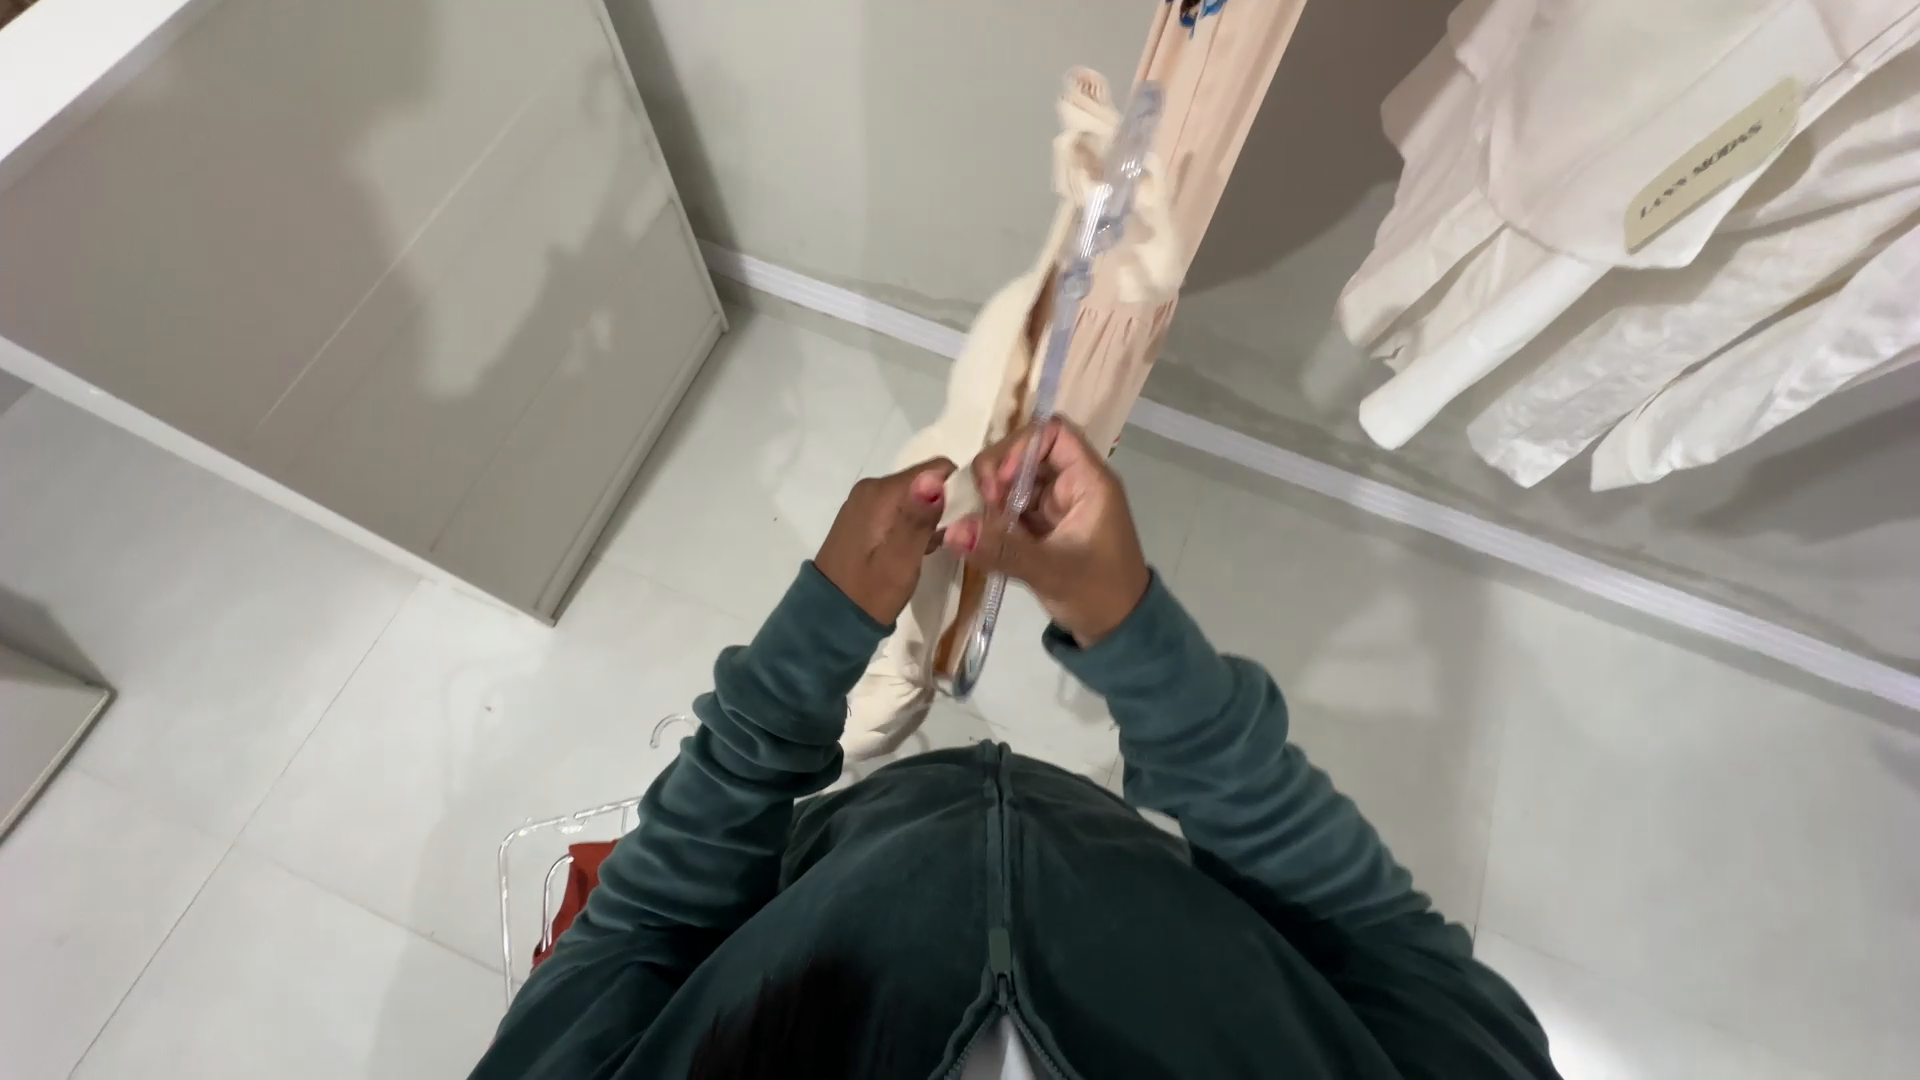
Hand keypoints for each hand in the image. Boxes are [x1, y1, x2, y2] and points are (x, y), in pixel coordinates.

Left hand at [815, 458, 955, 623]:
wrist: (828, 619)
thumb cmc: (869, 594)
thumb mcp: (900, 562)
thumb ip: (918, 519)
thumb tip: (935, 478)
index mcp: (881, 493)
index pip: (938, 469)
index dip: (961, 489)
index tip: (969, 521)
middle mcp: (872, 488)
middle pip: (927, 480)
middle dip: (948, 504)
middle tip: (956, 539)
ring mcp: (866, 502)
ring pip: (917, 496)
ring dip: (934, 518)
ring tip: (940, 547)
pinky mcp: (865, 517)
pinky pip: (902, 509)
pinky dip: (917, 525)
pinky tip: (920, 550)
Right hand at [944, 420, 1148, 644]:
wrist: (1119, 634)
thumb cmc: (1099, 595)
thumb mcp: (1050, 571)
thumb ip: (1002, 549)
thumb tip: (952, 531)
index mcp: (1089, 481)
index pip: (1053, 433)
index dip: (1021, 447)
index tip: (999, 482)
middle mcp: (1073, 486)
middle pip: (1028, 453)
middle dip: (999, 473)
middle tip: (983, 504)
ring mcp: (1058, 508)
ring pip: (1017, 482)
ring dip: (994, 497)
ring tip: (981, 526)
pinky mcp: (1045, 530)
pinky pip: (1014, 510)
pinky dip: (996, 519)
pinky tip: (982, 537)